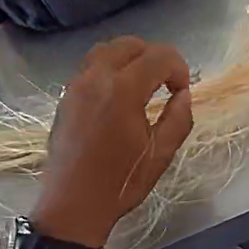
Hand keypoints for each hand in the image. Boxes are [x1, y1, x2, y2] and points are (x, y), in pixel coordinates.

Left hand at [33, 37, 193, 246]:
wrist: (73, 204)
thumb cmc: (121, 182)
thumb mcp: (160, 155)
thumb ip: (178, 119)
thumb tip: (183, 95)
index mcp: (123, 90)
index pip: (159, 56)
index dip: (179, 68)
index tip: (183, 90)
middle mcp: (96, 78)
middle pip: (130, 44)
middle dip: (154, 58)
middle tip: (166, 84)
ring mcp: (76, 85)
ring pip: (106, 51)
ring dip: (130, 60)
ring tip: (143, 86)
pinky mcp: (66, 97)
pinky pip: (90, 68)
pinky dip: (110, 71)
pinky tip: (119, 98)